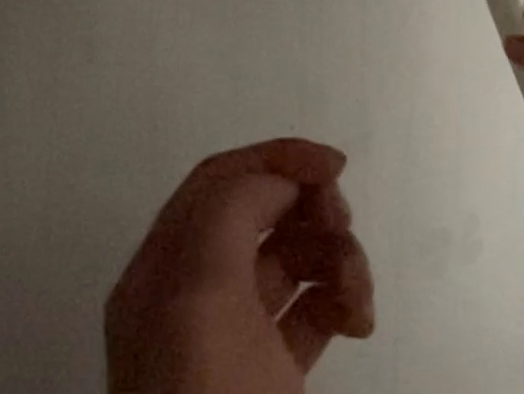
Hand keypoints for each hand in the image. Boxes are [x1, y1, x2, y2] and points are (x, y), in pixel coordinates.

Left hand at [106, 138, 374, 393]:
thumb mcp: (200, 299)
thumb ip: (229, 215)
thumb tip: (281, 175)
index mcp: (163, 268)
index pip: (220, 178)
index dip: (279, 158)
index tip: (334, 167)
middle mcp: (194, 291)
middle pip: (265, 210)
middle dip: (316, 210)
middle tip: (344, 229)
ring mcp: (234, 331)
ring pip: (298, 255)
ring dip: (341, 260)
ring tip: (358, 299)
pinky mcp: (271, 365)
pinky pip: (316, 304)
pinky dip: (344, 300)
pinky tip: (359, 323)